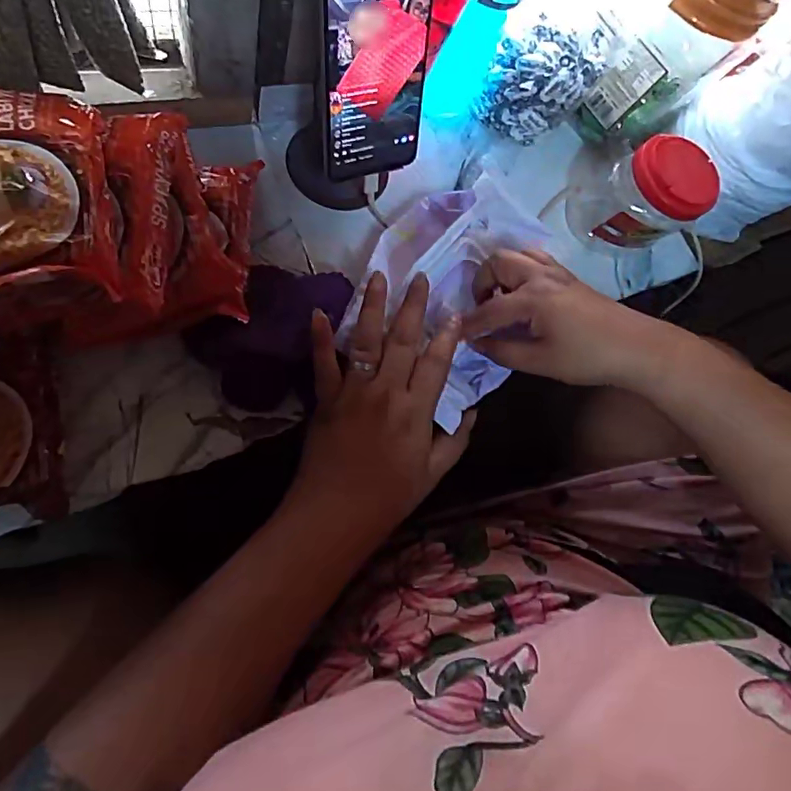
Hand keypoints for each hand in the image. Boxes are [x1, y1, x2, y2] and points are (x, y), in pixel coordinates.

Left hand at [285, 272, 475, 541]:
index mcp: (415, 410)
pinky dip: (319, 337)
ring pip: (364, 340)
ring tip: (378, 277)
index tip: (454, 314)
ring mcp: (353, 391)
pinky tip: (318, 311)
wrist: (336, 512)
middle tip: (419, 278)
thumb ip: (457, 439)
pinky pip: (322, 363)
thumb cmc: (390, 496)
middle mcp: (385, 391)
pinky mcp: (325, 398)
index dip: (447, 336)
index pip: (436, 363)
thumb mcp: (435, 473)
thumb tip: (472, 410)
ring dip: (372, 306)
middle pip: (402, 340)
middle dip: (413, 307)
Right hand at [460, 248, 691, 390]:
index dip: (469, 324)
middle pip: (496, 263)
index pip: (488, 309)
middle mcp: (540, 276)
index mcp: (532, 298)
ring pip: (515, 254)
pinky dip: (519, 268)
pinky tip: (522, 292)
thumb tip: (477, 343)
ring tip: (501, 299)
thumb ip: (503, 351)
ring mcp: (555, 271)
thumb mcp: (540, 362)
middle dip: (481, 284)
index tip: (455, 335)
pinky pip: (534, 258)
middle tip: (483, 311)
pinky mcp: (567, 275)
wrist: (636, 347)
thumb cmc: (588, 358)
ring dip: (500, 272)